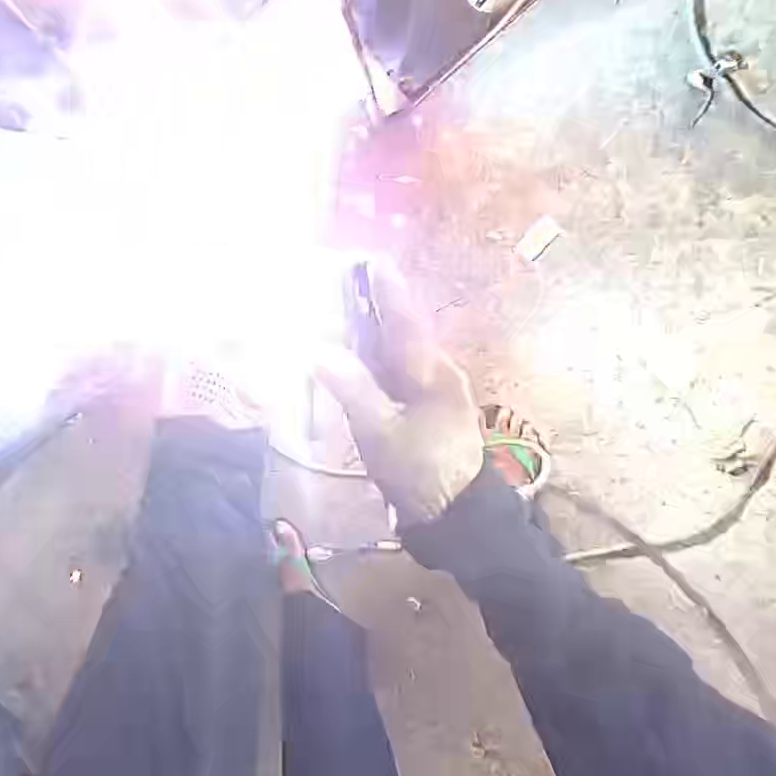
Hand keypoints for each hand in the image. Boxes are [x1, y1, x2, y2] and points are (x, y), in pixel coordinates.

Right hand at [315, 262, 483, 524]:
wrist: (456, 515)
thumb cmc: (419, 471)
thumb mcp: (380, 433)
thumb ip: (352, 389)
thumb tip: (318, 350)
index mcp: (432, 374)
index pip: (404, 321)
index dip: (388, 291)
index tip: (374, 260)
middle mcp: (441, 373)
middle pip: (405, 331)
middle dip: (380, 305)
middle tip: (352, 281)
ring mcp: (440, 391)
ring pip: (404, 351)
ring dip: (380, 330)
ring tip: (352, 309)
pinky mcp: (433, 407)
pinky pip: (403, 370)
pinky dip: (382, 357)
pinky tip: (364, 356)